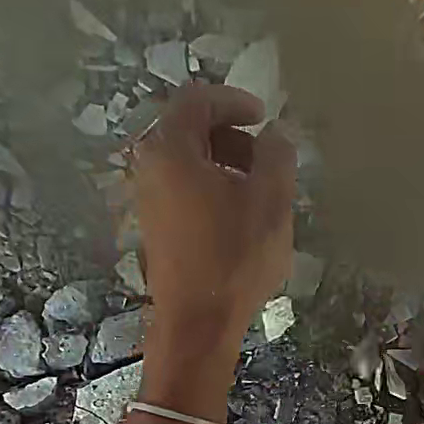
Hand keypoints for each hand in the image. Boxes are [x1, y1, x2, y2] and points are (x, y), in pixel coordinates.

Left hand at [131, 84, 295, 354]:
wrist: (197, 322)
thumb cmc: (235, 257)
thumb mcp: (271, 202)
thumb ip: (277, 156)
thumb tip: (275, 134)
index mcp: (171, 151)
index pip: (196, 100)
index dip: (233, 100)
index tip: (264, 117)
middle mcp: (149, 169)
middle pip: (188, 129)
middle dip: (231, 134)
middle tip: (265, 158)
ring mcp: (147, 200)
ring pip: (186, 162)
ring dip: (224, 163)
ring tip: (258, 191)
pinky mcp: (154, 227)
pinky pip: (182, 189)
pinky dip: (211, 187)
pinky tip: (238, 216)